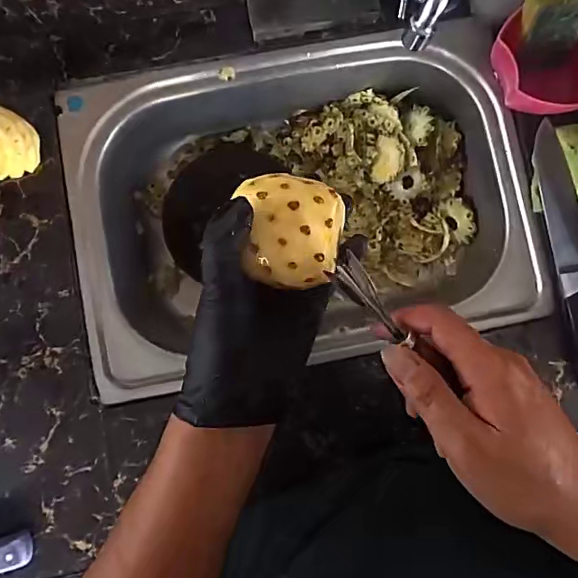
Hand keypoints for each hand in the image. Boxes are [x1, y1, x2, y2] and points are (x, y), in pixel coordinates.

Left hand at [174, 200, 331, 427]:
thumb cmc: (221, 342)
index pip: (251, 223)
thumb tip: (241, 203)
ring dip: (327, 234)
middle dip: (304, 214)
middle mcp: (262, 273)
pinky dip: (343, 261)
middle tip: (327, 192)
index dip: (268, 201)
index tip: (288, 181)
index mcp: (234, 263)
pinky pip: (328, 279)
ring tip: (346, 211)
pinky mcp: (309, 308)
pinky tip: (358, 244)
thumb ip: (223, 247)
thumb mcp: (219, 291)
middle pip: (285, 235)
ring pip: (310, 253)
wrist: (240, 396)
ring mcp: (288, 291)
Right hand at [380, 304, 577, 539]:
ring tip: (437, 430)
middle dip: (419, 363)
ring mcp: (516, 376)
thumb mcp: (461, 442)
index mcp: (489, 367)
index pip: (440, 320)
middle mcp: (505, 361)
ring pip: (460, 361)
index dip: (405, 320)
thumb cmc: (521, 481)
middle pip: (449, 340)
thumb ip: (426, 393)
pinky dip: (456, 393)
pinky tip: (459, 431)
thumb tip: (393, 354)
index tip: (377, 335)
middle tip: (412, 410)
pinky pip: (477, 377)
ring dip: (436, 383)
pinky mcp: (521, 392)